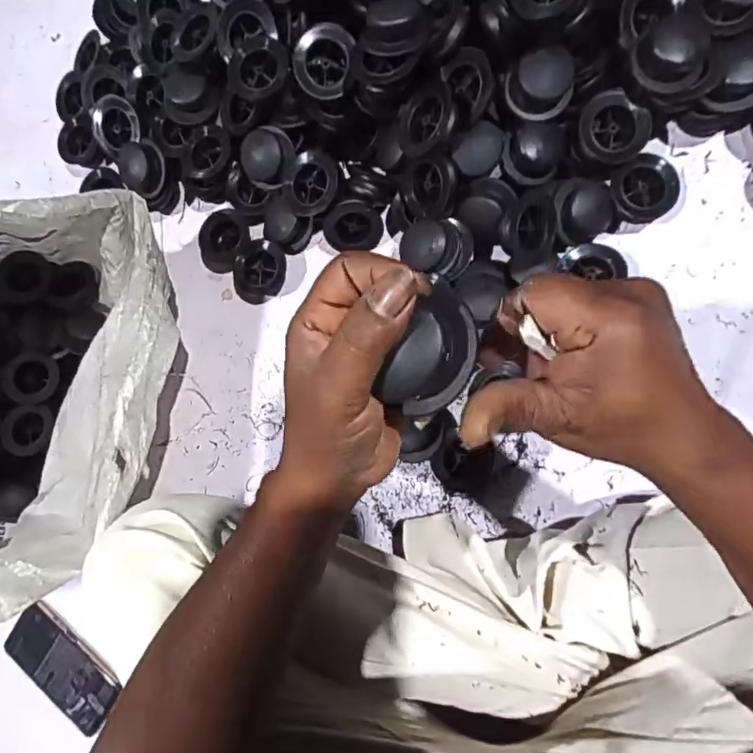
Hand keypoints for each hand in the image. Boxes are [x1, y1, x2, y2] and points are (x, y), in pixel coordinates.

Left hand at [267, 253, 428, 513]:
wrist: (338, 482)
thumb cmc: (324, 439)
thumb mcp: (339, 384)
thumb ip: (366, 335)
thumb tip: (400, 285)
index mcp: (316, 322)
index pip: (347, 270)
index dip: (380, 271)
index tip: (414, 289)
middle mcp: (341, 329)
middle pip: (377, 284)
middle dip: (404, 288)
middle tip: (430, 307)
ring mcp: (368, 349)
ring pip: (398, 310)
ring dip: (420, 314)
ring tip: (437, 326)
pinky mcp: (392, 370)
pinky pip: (413, 340)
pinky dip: (428, 339)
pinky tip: (436, 347)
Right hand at [460, 275, 726, 478]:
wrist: (678, 434)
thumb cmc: (630, 426)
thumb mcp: (555, 416)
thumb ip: (505, 407)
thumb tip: (468, 423)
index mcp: (607, 315)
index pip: (531, 291)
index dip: (513, 325)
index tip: (519, 358)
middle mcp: (628, 292)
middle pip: (548, 293)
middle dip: (535, 333)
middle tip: (548, 371)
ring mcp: (639, 293)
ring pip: (567, 297)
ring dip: (555, 331)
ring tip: (571, 368)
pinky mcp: (643, 300)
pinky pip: (590, 301)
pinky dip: (578, 328)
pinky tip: (588, 360)